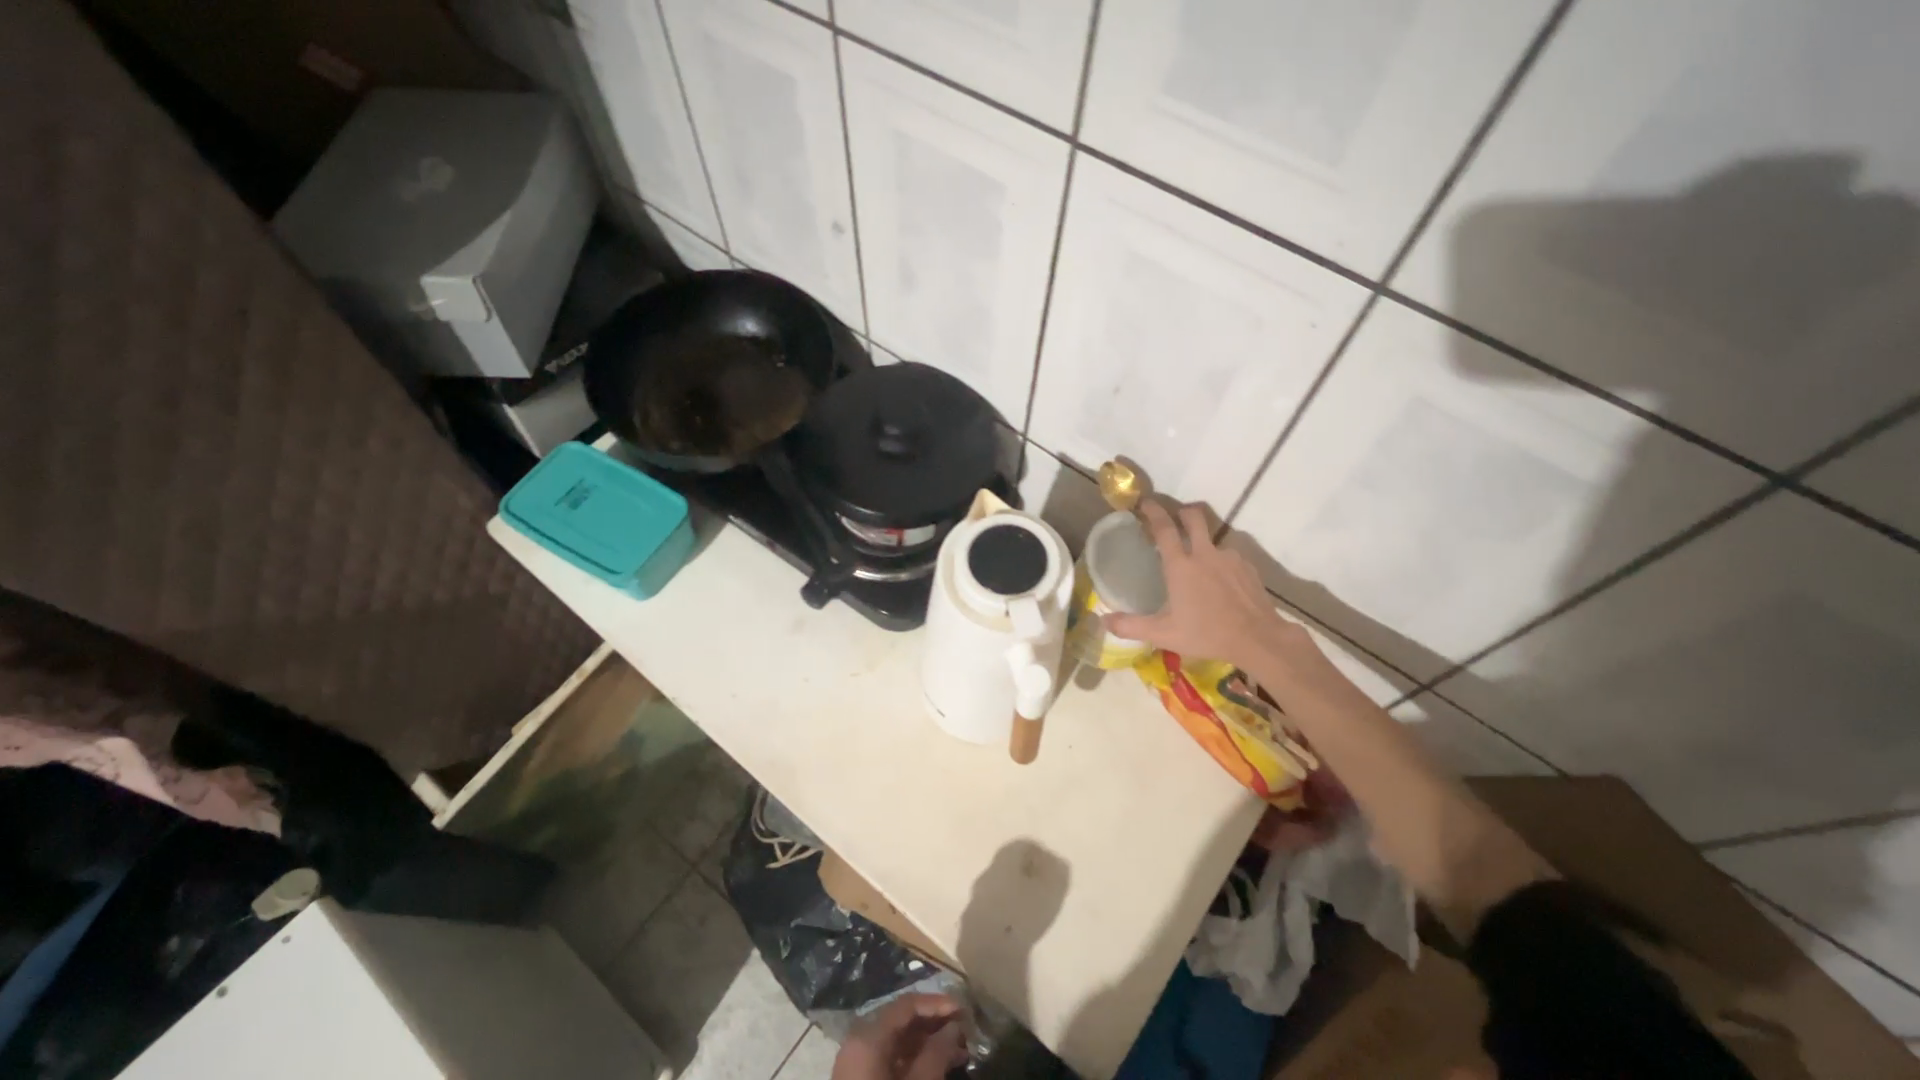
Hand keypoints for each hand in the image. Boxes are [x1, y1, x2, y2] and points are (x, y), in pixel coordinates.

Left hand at [832, 994, 968, 1079]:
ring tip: (960, 1052)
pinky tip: (940, 1066)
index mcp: (868, 1037)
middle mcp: (859, 1042)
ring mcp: (857, 1063)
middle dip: (935, 1024)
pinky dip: (915, 1058)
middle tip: (966, 1032)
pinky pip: (890, 1058)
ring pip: (897, 1040)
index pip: (907, 1005)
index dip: (938, 1004)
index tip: (965, 1011)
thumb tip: (954, 1027)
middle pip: (901, 1020)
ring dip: (928, 1042)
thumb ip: (937, 1053)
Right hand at [1104, 501, 1307, 671]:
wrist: (1258, 639)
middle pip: (1194, 517)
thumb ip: (1131, 626)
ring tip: (1200, 567)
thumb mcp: (1164, 635)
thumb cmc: (1207, 634)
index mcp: (1181, 565)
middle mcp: (1205, 554)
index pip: (1164, 528)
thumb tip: (1104, 620)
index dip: (1153, 512)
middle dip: (1182, 513)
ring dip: (1204, 545)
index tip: (1145, 503)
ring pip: (1213, 541)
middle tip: (1175, 520)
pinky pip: (1230, 557)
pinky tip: (1221, 584)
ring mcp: (1229, 558)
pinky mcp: (1248, 567)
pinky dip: (1221, 564)